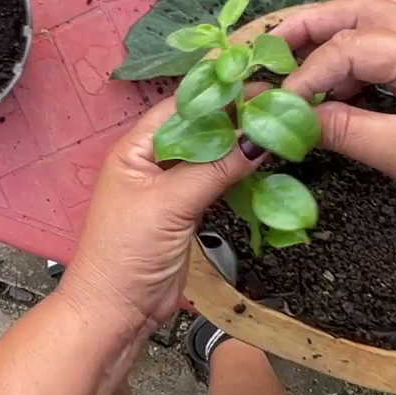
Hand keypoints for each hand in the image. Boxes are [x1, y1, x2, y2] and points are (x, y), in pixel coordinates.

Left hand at [60, 98, 258, 333]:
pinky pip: (215, 181)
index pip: (180, 107)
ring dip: (238, 145)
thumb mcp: (170, 204)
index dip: (217, 94)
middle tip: (277, 106)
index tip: (257, 84)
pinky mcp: (185, 211)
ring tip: (276, 128)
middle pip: (198, 128)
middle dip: (233, 117)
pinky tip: (262, 163)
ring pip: (209, 155)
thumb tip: (258, 140)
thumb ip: (214, 169)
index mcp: (136, 148)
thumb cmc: (126, 252)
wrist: (118, 310)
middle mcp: (152, 161)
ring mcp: (170, 187)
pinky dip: (237, 173)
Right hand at [270, 0, 395, 251]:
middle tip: (270, 43)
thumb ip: (346, 130)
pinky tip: (328, 86)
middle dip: (313, 24)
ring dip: (331, 36)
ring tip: (290, 56)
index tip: (278, 102)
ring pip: (375, 26)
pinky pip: (385, 54)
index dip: (310, 72)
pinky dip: (350, 63)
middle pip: (364, 13)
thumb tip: (292, 119)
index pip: (355, 47)